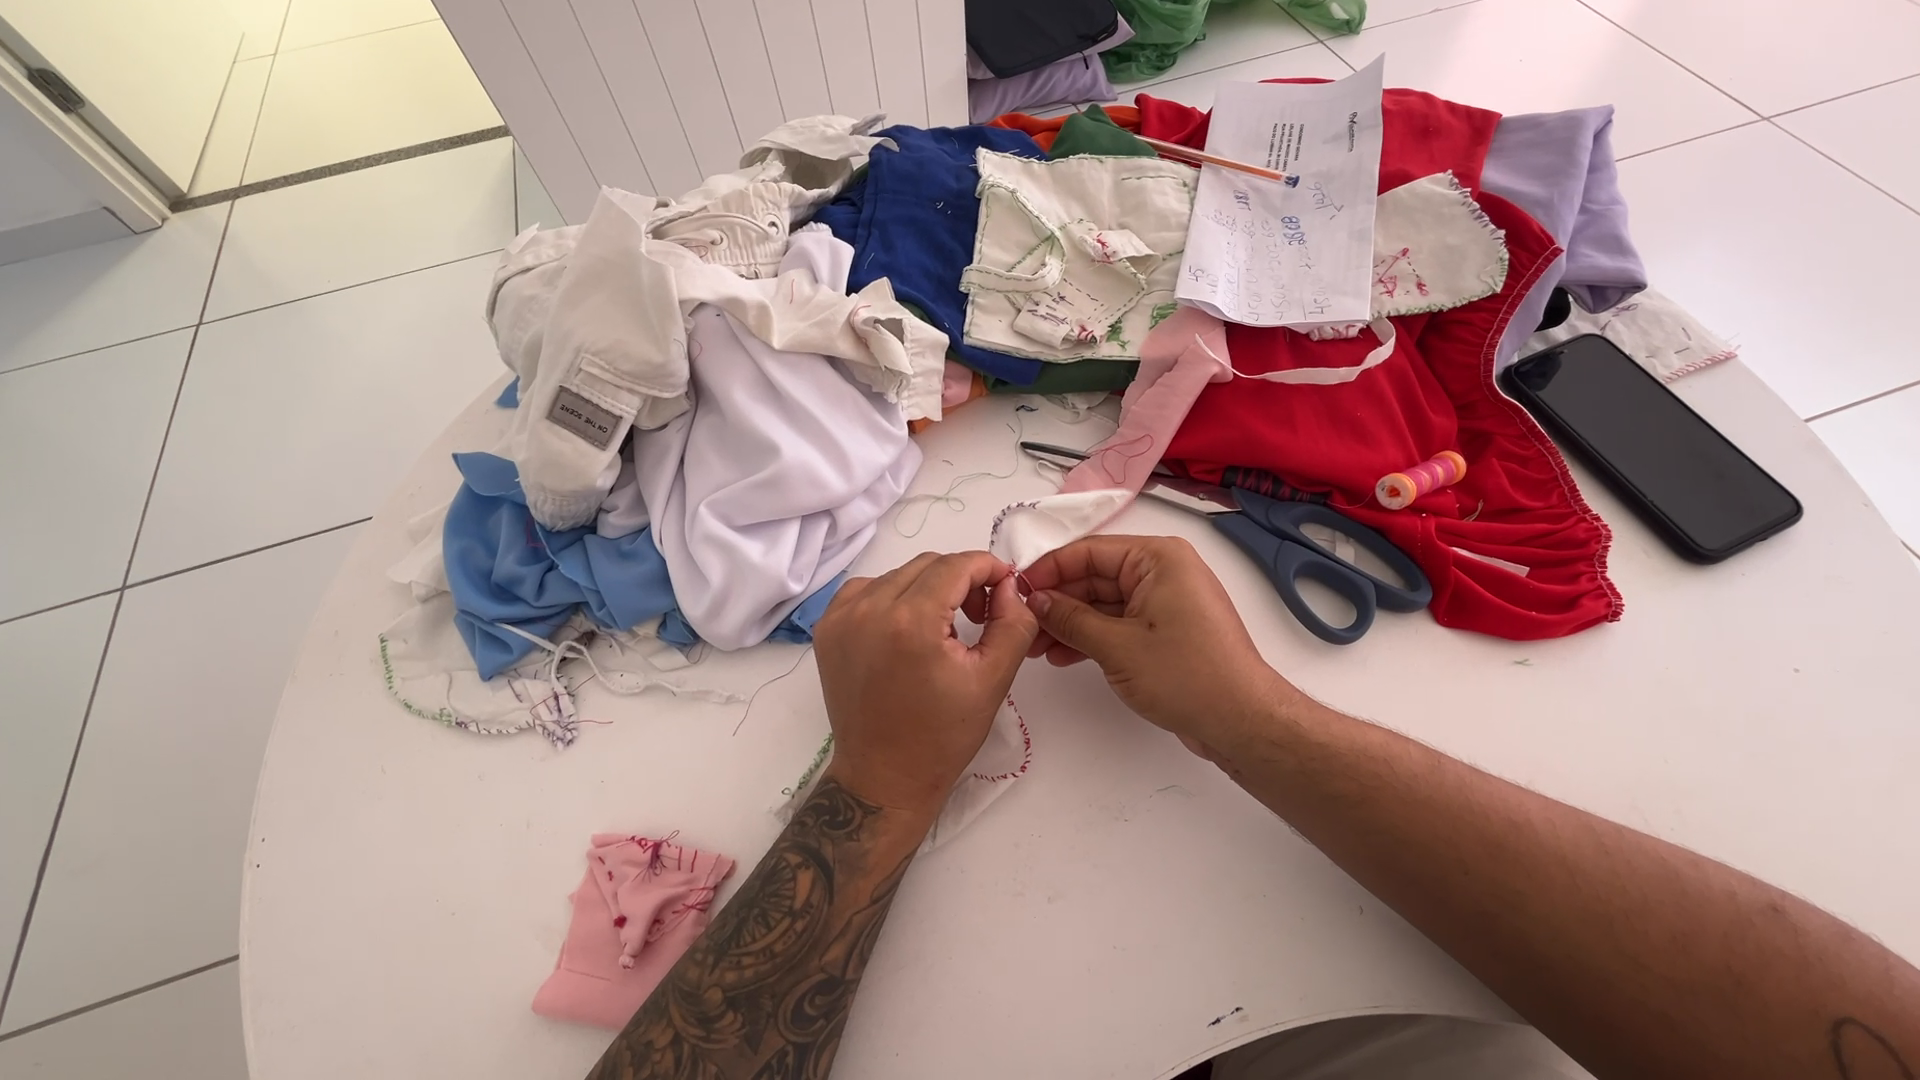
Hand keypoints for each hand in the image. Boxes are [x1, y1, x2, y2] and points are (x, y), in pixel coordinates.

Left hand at [813, 551, 1037, 817]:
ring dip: (927, 587)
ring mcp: (841, 618)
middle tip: (979, 615)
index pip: (955, 566)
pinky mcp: (827, 629)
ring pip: (898, 574)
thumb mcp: (994, 679)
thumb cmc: (943, 735)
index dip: (988, 568)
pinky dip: (892, 596)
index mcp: (910, 622)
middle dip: (961, 579)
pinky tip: (907, 627)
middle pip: (927, 565)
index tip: (1005, 586)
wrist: (885, 776)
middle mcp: (868, 610)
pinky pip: (867, 589)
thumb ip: (1013, 622)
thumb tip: (1010, 584)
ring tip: (942, 627)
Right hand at [1019, 535, 1296, 752]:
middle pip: (1094, 576)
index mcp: (1157, 558)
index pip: (1088, 551)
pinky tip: (1063, 655)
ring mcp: (1166, 601)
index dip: (1048, 570)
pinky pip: (1119, 622)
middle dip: (1056, 602)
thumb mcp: (1116, 646)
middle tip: (1022, 626)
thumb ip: (1070, 618)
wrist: (1241, 721)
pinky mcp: (1166, 630)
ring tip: (1035, 647)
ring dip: (1069, 623)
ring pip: (1103, 602)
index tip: (1015, 591)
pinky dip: (1091, 637)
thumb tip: (1035, 600)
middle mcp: (1163, 571)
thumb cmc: (1184, 675)